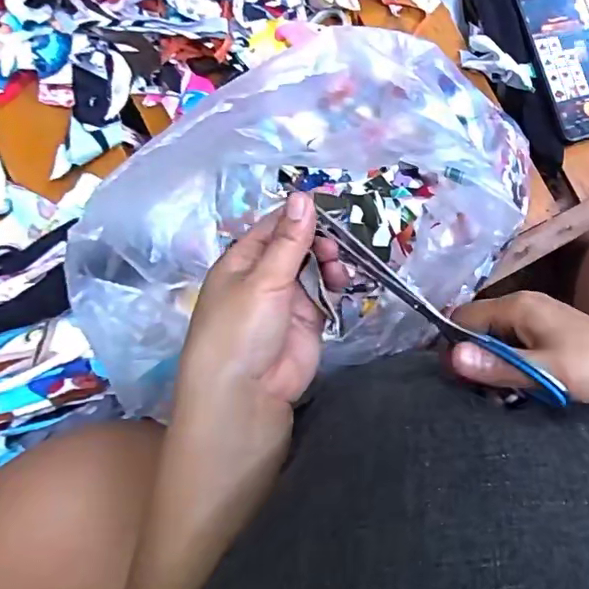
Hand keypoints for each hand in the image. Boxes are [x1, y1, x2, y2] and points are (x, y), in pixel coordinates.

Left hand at [175, 191, 347, 428]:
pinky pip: (327, 292)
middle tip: (337, 247)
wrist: (247, 392)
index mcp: (243, 261)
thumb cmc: (242, 329)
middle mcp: (264, 276)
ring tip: (341, 272)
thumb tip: (303, 195)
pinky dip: (339, 284)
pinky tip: (346, 282)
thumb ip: (290, 239)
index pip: (275, 226)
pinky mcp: (308, 319)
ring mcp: (287, 298)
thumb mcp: (264, 279)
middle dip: (322, 241)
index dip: (301, 215)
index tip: (333, 207)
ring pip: (317, 267)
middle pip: (299, 245)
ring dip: (332, 263)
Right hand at [447, 291, 588, 405]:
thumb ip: (499, 365)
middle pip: (479, 329)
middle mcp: (526, 306)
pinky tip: (521, 391)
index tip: (453, 380)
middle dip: (474, 360)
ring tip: (501, 397)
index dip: (453, 347)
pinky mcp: (550, 337)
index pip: (464, 318)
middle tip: (481, 394)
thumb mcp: (545, 371)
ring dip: (494, 368)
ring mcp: (539, 320)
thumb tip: (451, 357)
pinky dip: (512, 369)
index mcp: (520, 305)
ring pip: (497, 342)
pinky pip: (516, 349)